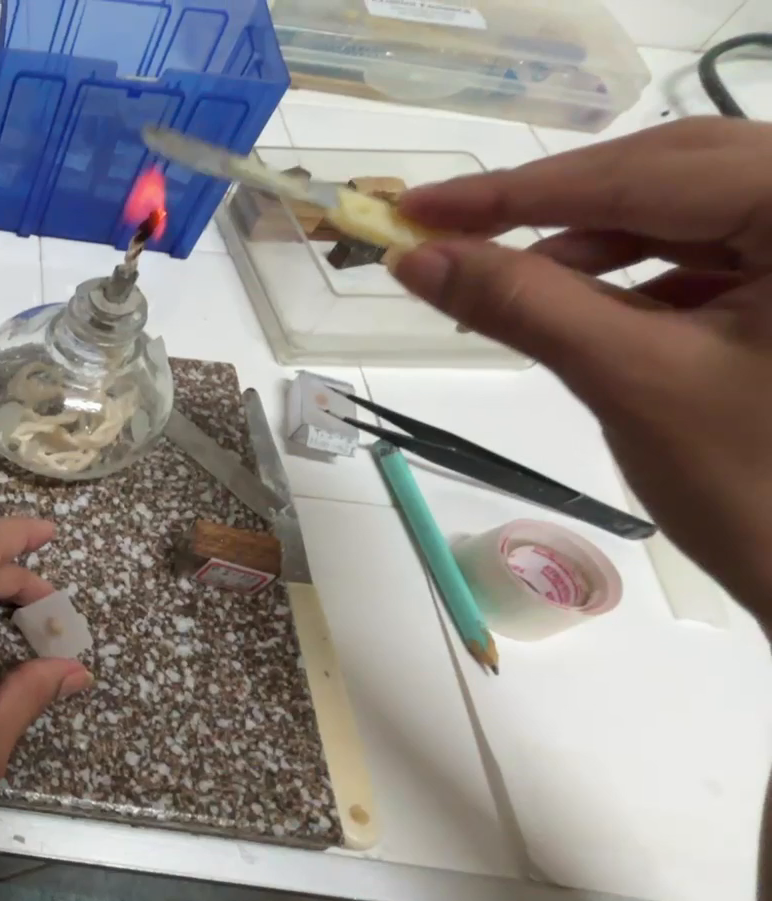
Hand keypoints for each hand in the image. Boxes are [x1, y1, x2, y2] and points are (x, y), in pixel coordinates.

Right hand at [392, 117, 771, 620]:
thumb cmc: (762, 481)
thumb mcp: (631, 379)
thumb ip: (522, 304)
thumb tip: (416, 259)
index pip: (646, 173)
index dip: (513, 191)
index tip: (413, 207)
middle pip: (676, 169)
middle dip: (552, 205)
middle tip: (445, 237)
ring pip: (691, 206)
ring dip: (587, 239)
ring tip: (502, 286)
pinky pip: (715, 246)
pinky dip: (631, 268)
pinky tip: (577, 302)